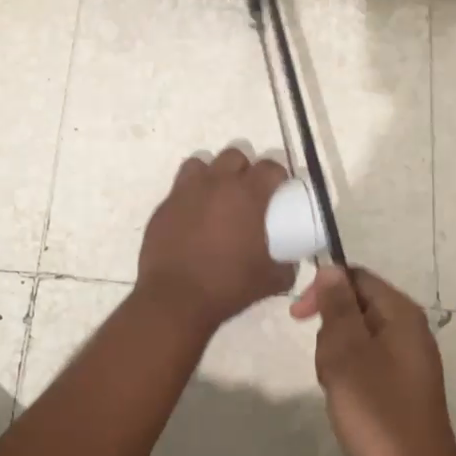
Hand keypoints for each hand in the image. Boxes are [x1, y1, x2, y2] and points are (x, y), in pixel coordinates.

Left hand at [137, 148, 297, 328]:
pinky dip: (190, 196)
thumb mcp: (271, 280)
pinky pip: (180, 188)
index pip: (270, 167)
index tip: (279, 191)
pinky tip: (193, 218)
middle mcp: (216, 183)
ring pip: (202, 164)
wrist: (176, 298)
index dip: (278, 176)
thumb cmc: (228, 286)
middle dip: (244, 169)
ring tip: (217, 198)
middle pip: (234, 156)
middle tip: (247, 193)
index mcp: (248, 195)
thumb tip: (290, 261)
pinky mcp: (164, 206)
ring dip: (213, 175)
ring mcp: (186, 191)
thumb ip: (287, 265)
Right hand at [294, 267, 455, 455]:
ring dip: (336, 357)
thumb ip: (337, 307)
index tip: (297, 316)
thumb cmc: (376, 410)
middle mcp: (411, 331)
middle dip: (330, 329)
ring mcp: (409, 362)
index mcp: (401, 314)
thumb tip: (331, 269)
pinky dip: (350, 376)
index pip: (356, 277)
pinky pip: (368, 365)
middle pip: (357, 307)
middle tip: (323, 363)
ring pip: (358, 339)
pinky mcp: (403, 388)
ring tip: (334, 388)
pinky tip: (346, 402)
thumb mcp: (346, 352)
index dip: (324, 289)